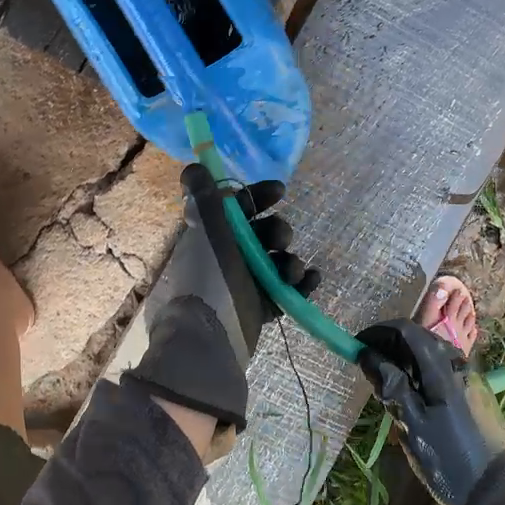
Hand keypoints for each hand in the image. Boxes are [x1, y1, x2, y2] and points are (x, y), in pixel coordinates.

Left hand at [182, 164, 321, 360]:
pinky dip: (301, 284)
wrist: (209, 339)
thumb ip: (206, 198)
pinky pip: (287, 290)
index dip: (259, 196)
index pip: (238, 206)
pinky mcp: (259, 308)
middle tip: (281, 240)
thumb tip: (193, 165)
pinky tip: (312, 280)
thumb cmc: (210, 277)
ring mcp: (245, 283)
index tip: (280, 191)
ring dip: (291, 261)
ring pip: (277, 261)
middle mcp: (228, 255)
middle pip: (263, 233)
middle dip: (279, 231)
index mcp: (213, 235)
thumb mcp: (208, 231)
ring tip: (292, 272)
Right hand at [358, 319, 504, 504]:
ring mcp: (470, 373)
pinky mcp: (475, 388)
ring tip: (388, 380)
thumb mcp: (413, 426)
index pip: (406, 330)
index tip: (358, 346)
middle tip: (370, 365)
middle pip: (419, 338)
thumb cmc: (449, 459)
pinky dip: (423, 370)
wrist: (495, 489)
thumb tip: (369, 355)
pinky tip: (414, 393)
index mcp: (442, 365)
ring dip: (407, 359)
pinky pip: (443, 367)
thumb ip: (392, 387)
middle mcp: (459, 360)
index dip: (379, 333)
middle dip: (391, 345)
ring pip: (432, 353)